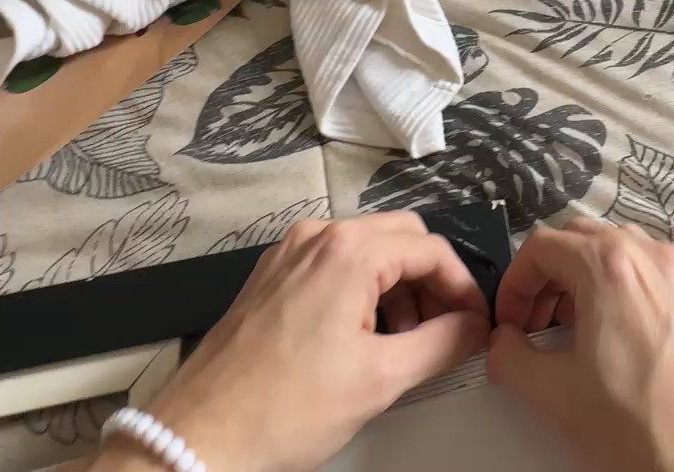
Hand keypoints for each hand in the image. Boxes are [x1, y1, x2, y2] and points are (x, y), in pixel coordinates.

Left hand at [93, 213, 490, 471]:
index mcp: (350, 250)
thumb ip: (442, 343)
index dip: (463, 286)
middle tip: (443, 330)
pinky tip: (361, 333)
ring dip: (397, 284)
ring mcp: (291, 249)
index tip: (477, 324)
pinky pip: (335, 259)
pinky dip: (362, 285)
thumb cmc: (288, 409)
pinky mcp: (273, 270)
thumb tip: (475, 326)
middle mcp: (320, 234)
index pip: (431, 249)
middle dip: (430, 281)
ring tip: (402, 341)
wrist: (197, 439)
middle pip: (402, 236)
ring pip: (369, 246)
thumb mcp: (380, 379)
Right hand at [487, 217, 673, 471]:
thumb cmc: (650, 429)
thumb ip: (509, 358)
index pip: (541, 245)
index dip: (513, 281)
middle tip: (529, 319)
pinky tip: (605, 331)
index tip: (508, 314)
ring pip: (610, 247)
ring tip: (565, 326)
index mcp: (609, 266)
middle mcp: (647, 257)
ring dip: (578, 276)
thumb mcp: (554, 395)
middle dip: (544, 275)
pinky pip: (641, 268)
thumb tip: (504, 345)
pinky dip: (613, 284)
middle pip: (576, 237)